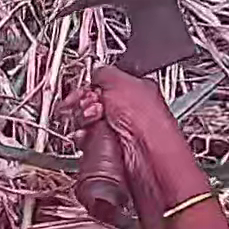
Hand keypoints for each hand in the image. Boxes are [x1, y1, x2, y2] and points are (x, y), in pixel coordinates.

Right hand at [62, 67, 200, 199]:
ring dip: (83, 121)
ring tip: (94, 122)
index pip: (102, 84)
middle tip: (91, 107)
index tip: (83, 90)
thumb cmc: (146, 121)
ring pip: (84, 122)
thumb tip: (95, 72)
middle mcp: (126, 112)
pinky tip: (90, 136)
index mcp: (135, 92)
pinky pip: (84, 140)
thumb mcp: (122, 82)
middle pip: (89, 103)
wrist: (144, 156)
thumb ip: (104, 73)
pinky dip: (83, 138)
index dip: (90, 87)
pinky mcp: (106, 150)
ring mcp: (115, 131)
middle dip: (84, 103)